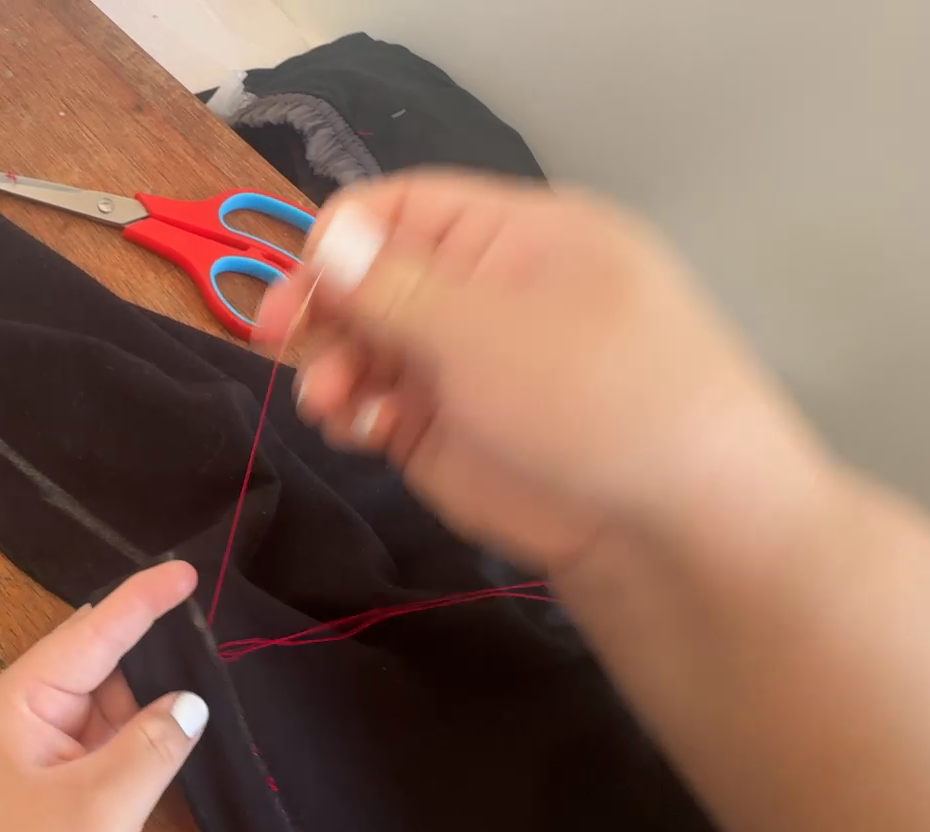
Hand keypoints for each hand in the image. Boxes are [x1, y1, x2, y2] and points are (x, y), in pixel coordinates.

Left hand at [0, 561, 206, 831]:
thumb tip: (193, 699)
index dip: (141, 599)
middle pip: (99, 657)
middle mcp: (29, 710)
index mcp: (20, 700)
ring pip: (110, 696)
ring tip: (203, 673)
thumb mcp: (99, 811)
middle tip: (209, 622)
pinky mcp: (62, 774)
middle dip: (150, 642)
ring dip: (149, 691)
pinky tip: (177, 721)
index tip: (186, 570)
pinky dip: (142, 728)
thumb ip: (151, 747)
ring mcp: (45, 742)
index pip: (90, 632)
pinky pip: (110, 733)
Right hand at [255, 169, 829, 571]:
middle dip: (320, 312)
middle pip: (363, 282)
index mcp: (504, 240)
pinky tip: (365, 434)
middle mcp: (470, 294)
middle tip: (274, 341)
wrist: (655, 524)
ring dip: (330, 370)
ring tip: (332, 406)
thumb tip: (325, 236)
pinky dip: (352, 415)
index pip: (397, 211)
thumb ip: (394, 287)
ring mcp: (448, 362)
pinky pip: (367, 403)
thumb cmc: (592, 398)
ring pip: (355, 347)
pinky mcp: (429, 423)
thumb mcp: (489, 331)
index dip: (337, 242)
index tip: (296, 290)